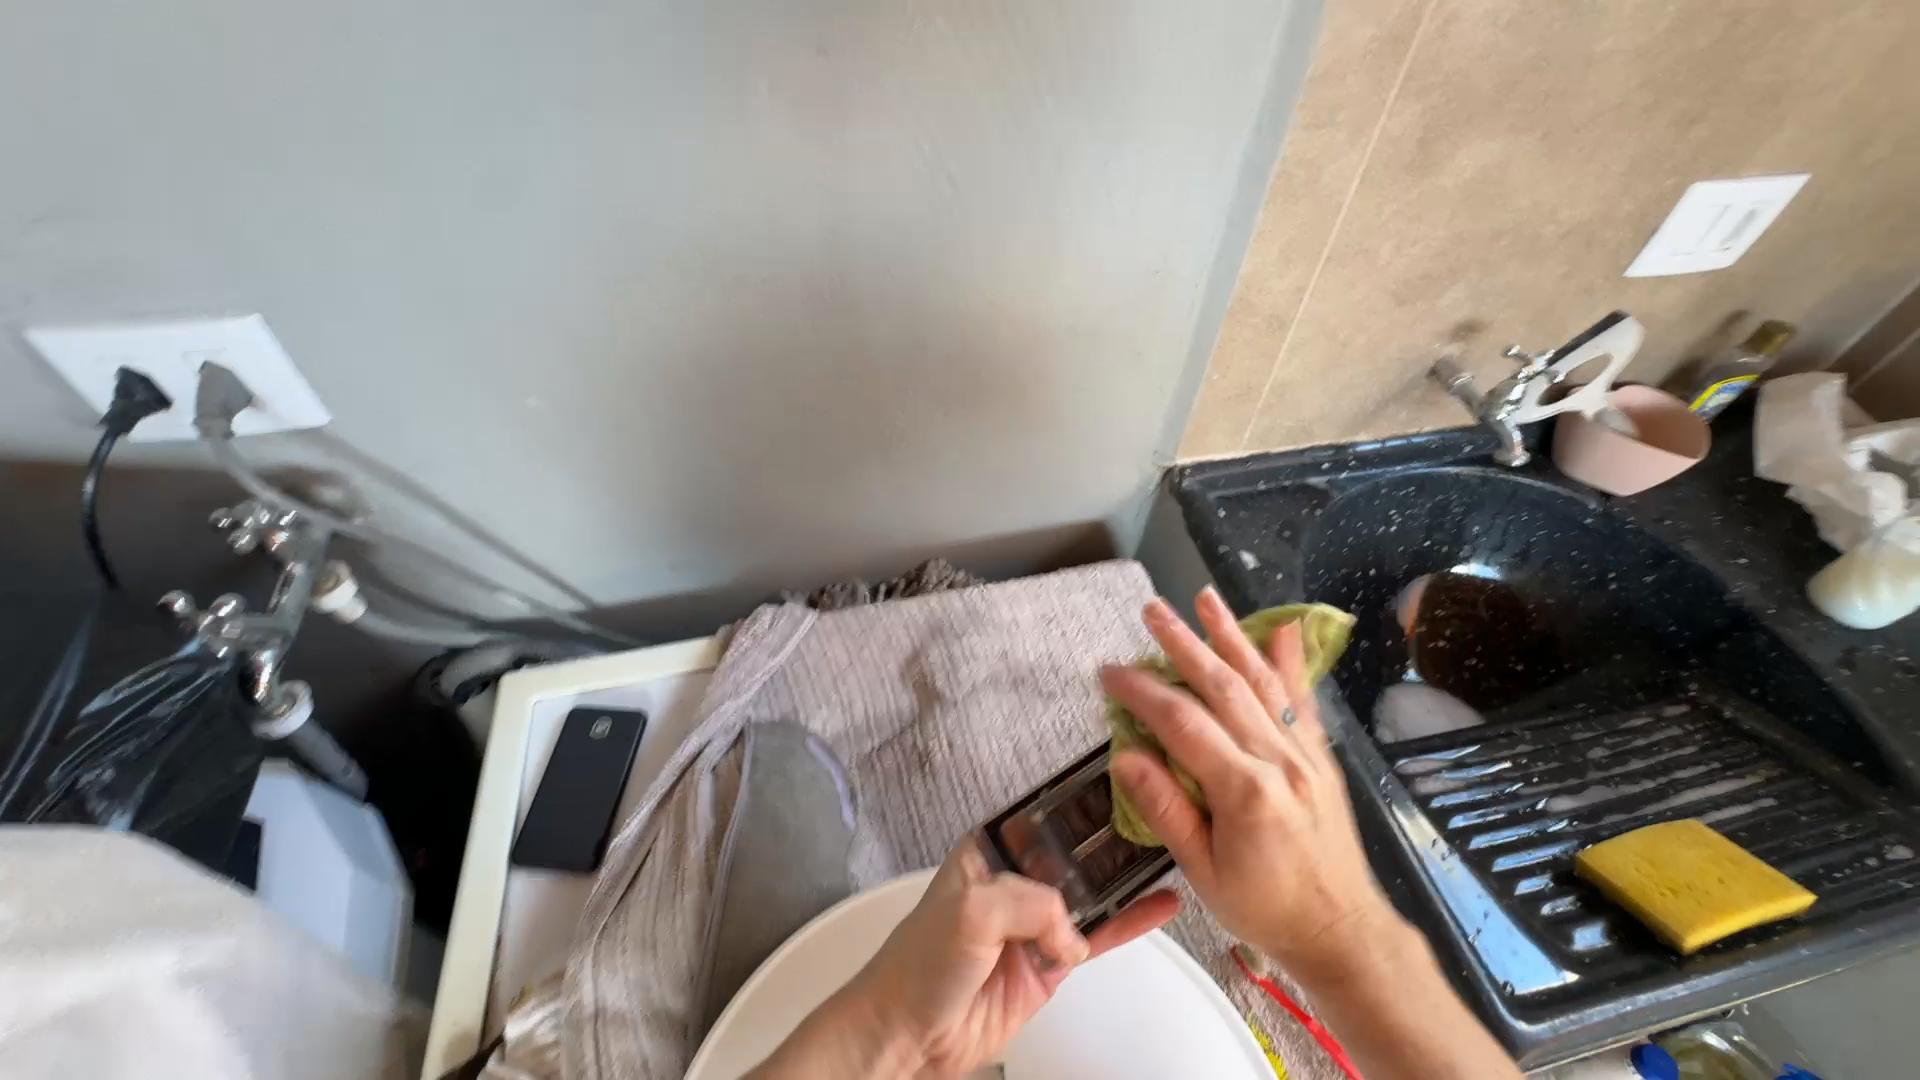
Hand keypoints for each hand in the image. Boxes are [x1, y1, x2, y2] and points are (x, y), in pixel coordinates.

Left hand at [827, 841, 1178, 1076]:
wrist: (912, 1034)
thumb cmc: (918, 964)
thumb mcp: (971, 911)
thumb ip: (1028, 904)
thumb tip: (1070, 926)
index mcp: (989, 850)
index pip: (1043, 819)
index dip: (1078, 807)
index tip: (1117, 791)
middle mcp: (1015, 880)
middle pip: (1073, 855)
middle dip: (1109, 843)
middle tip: (1152, 824)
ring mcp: (1034, 922)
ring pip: (1091, 893)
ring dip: (1124, 879)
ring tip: (1163, 858)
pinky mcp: (1050, 960)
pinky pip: (1097, 934)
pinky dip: (1128, 921)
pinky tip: (1155, 906)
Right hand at [1102, 588, 1396, 978]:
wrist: (1343, 931)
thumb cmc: (1264, 908)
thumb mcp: (1201, 871)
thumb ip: (1166, 809)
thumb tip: (1127, 757)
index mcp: (1244, 790)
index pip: (1181, 722)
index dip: (1142, 692)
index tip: (1110, 672)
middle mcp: (1278, 758)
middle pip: (1222, 686)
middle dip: (1183, 643)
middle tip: (1152, 610)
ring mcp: (1305, 752)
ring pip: (1261, 681)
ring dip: (1230, 636)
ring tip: (1205, 598)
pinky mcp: (1320, 755)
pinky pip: (1302, 699)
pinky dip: (1289, 661)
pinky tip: (1282, 629)